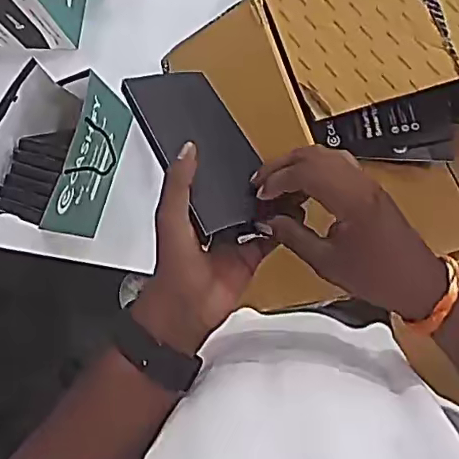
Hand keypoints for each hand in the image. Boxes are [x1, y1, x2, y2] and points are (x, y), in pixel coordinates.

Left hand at [131, 142, 270, 353]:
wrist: (187, 309)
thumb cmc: (171, 267)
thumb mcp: (170, 216)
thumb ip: (179, 183)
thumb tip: (187, 151)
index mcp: (190, 209)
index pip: (206, 179)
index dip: (219, 166)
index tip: (233, 150)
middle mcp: (213, 222)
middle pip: (235, 196)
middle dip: (250, 186)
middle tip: (268, 171)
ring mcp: (232, 239)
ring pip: (255, 215)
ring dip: (268, 204)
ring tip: (282, 188)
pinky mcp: (248, 256)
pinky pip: (269, 238)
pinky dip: (280, 229)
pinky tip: (288, 217)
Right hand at [252, 146, 448, 319]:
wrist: (421, 285)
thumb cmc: (379, 278)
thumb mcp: (328, 263)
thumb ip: (293, 237)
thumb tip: (268, 221)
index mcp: (351, 200)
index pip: (303, 172)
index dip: (276, 181)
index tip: (260, 195)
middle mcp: (360, 183)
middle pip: (311, 154)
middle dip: (280, 165)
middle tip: (260, 183)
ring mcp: (367, 182)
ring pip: (323, 153)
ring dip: (296, 163)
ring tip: (277, 182)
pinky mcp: (369, 187)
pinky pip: (336, 162)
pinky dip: (313, 167)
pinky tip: (302, 185)